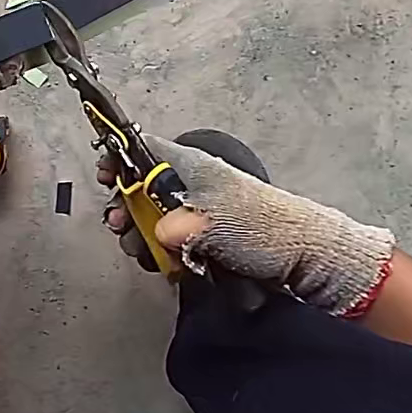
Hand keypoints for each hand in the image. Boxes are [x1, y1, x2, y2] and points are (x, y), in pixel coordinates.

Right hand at [99, 132, 395, 317]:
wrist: (306, 261)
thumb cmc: (264, 230)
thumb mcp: (216, 223)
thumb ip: (177, 225)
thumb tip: (155, 234)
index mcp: (192, 166)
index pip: (144, 149)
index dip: (120, 158)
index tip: (105, 176)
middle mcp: (189, 185)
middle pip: (139, 186)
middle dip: (124, 206)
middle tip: (118, 226)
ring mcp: (194, 212)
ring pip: (149, 217)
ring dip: (137, 233)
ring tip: (139, 251)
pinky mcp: (199, 238)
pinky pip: (164, 240)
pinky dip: (155, 250)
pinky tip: (159, 264)